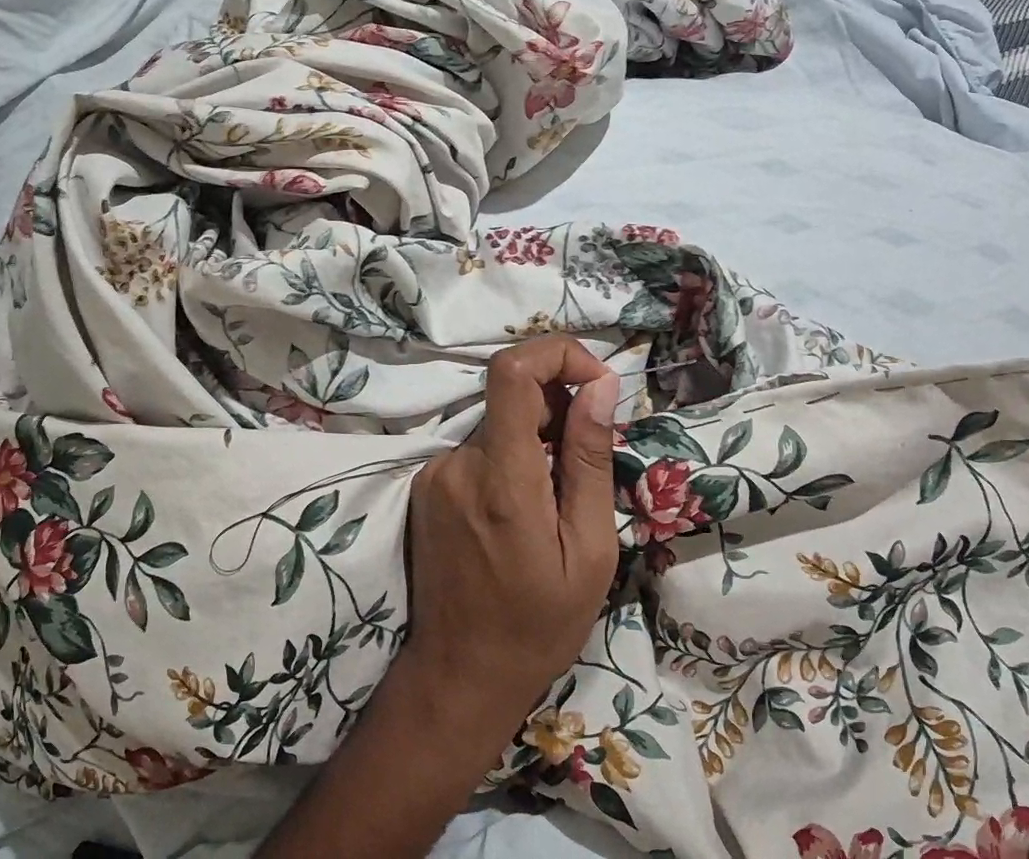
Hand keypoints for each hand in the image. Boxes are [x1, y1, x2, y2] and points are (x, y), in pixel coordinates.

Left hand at [397, 336, 621, 732]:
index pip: (512, 371)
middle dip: (559, 410)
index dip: (557, 354)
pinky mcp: (426, 488)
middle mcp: (457, 464)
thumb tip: (601, 386)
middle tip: (589, 462)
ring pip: (496, 426)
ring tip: (560, 499)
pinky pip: (478, 451)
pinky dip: (510, 459)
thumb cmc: (539, 623)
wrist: (461, 673)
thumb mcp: (589, 549)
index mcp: (501, 479)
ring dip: (536, 440)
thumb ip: (590, 460)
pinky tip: (527, 511)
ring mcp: (434, 475)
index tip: (597, 383)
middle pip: (510, 398)